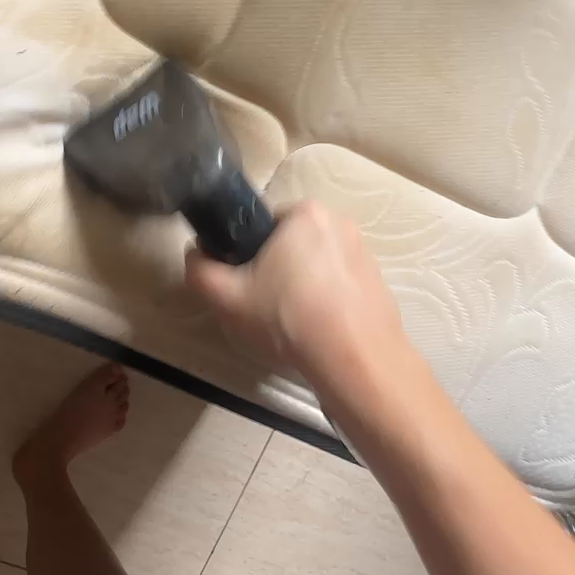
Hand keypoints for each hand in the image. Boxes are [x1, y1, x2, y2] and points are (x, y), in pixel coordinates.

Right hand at [185, 201, 402, 379]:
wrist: (356, 361)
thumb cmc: (289, 319)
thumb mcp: (227, 298)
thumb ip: (201, 271)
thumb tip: (196, 255)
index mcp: (305, 213)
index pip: (262, 225)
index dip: (245, 254)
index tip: (243, 283)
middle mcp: (339, 222)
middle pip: (290, 244)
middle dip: (274, 269)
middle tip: (262, 305)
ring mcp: (364, 251)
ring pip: (315, 264)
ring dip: (300, 285)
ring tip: (292, 322)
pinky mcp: (378, 280)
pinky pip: (339, 283)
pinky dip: (325, 300)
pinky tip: (318, 329)